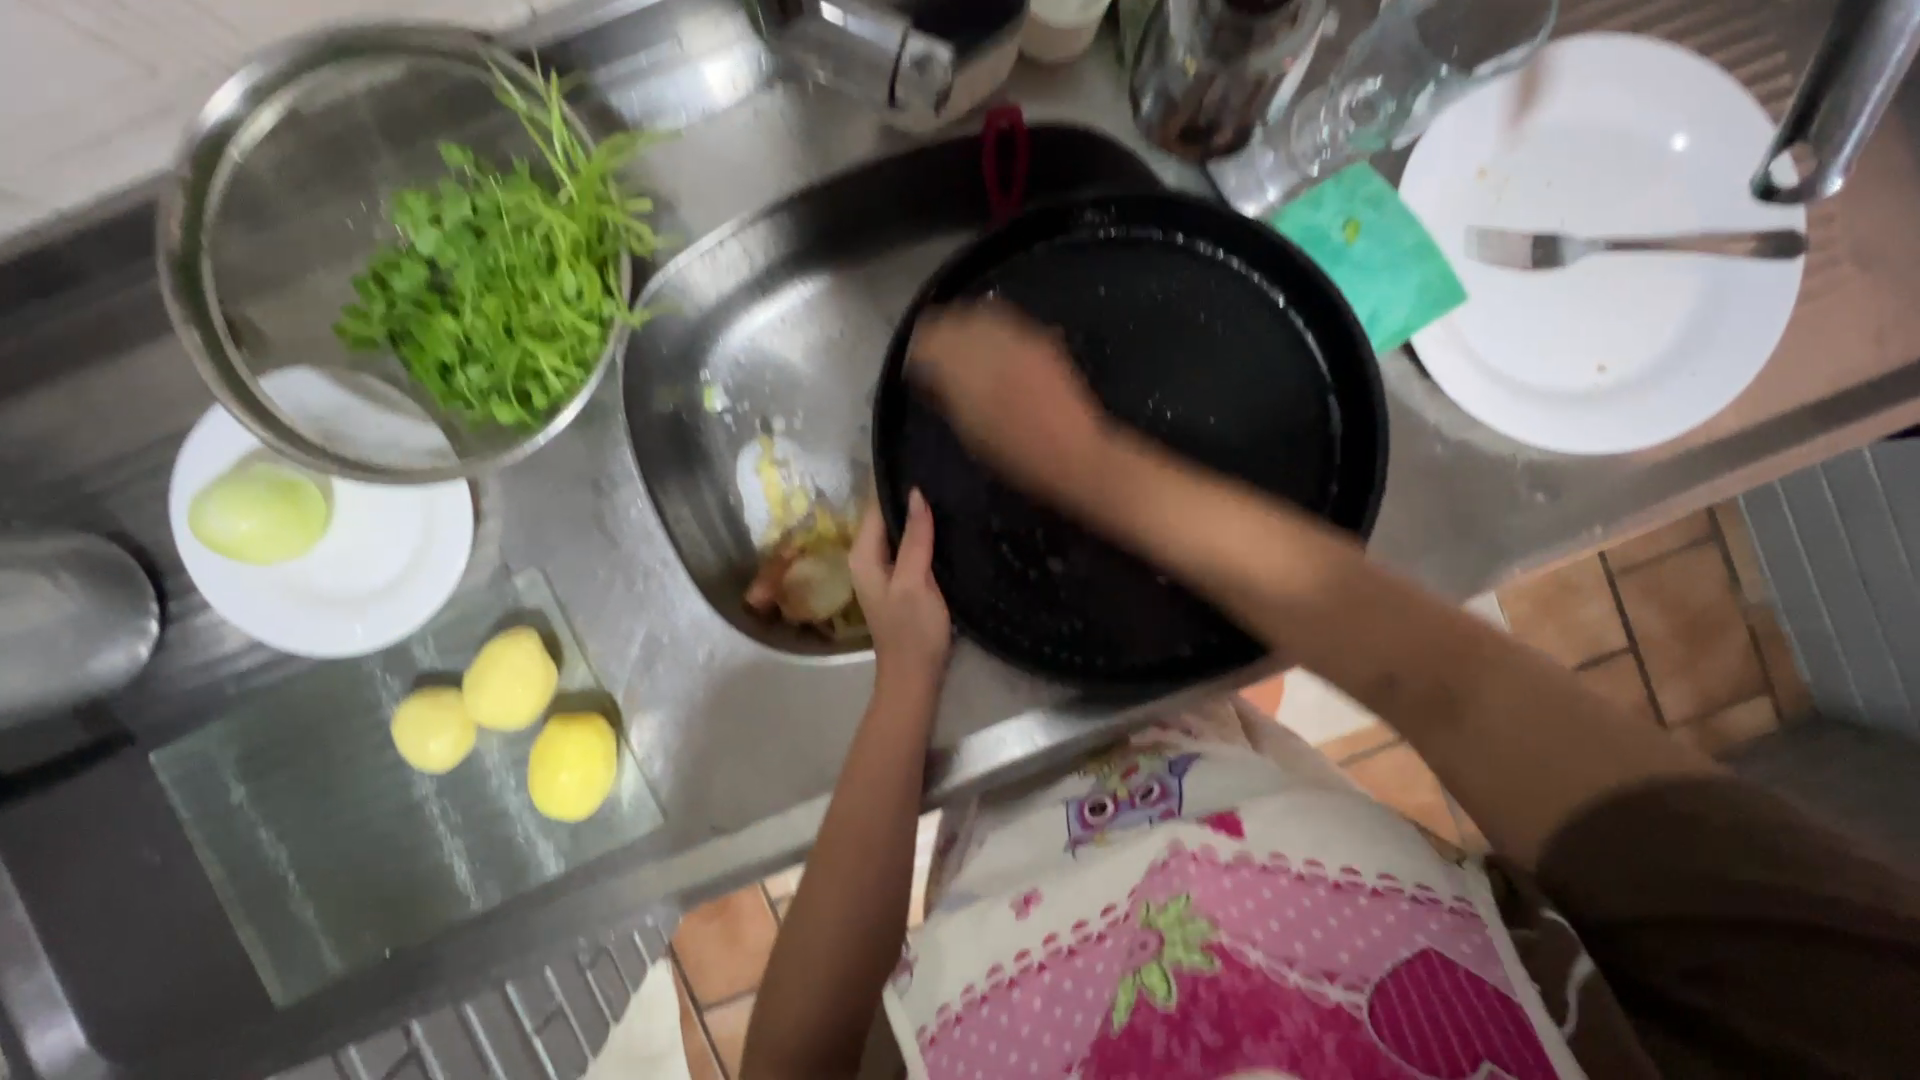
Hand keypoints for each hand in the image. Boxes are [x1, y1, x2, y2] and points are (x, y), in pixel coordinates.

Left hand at [851, 491, 950, 690]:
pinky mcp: (904, 581)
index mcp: (862, 555)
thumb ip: (915, 539)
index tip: (925, 462)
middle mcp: (868, 558)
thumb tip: (916, 494)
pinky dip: (926, 538)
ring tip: (950, 492)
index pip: (877, 506)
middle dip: (912, 499)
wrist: (916, 677)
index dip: (898, 486)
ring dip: (921, 518)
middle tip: (944, 474)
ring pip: (902, 532)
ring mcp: (886, 571)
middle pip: (888, 517)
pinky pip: (912, 548)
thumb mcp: (915, 581)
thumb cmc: (913, 631)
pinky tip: (948, 527)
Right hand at [907, 300, 1111, 500]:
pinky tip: (995, 349)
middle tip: (937, 356)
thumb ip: (945, 396)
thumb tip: (928, 376)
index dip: (917, 351)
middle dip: (940, 333)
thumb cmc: (1015, 456)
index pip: (925, 339)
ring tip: (966, 350)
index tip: (916, 367)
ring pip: (978, 312)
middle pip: (951, 318)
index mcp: (963, 368)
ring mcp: (1018, 336)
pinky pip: (1006, 321)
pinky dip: (993, 329)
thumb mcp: (968, 432)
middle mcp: (988, 341)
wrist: (1073, 453)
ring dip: (967, 326)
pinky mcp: (1041, 338)